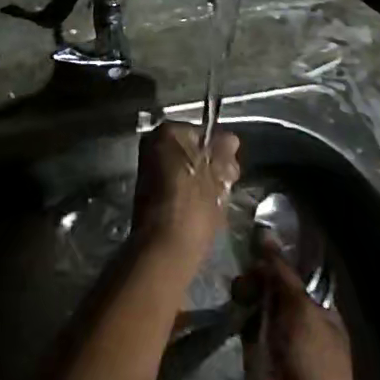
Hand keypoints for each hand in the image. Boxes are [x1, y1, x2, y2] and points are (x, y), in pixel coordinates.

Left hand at [131, 120, 239, 262]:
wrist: (164, 247)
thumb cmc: (193, 206)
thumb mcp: (217, 176)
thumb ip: (223, 152)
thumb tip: (230, 137)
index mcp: (167, 132)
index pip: (203, 134)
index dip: (221, 153)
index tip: (231, 173)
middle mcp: (152, 143)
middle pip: (192, 151)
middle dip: (211, 167)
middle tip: (226, 189)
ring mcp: (147, 166)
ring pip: (185, 168)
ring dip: (202, 182)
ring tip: (215, 203)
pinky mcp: (147, 189)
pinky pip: (176, 184)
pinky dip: (189, 193)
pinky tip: (202, 211)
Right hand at [243, 247, 354, 379]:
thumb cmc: (314, 358)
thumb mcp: (302, 309)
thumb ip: (283, 272)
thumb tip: (266, 232)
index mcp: (321, 309)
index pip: (297, 273)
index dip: (278, 258)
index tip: (256, 242)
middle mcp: (301, 318)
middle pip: (274, 284)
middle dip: (259, 275)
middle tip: (247, 272)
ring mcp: (280, 333)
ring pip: (258, 300)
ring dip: (247, 291)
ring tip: (239, 291)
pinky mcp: (260, 346)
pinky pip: (247, 320)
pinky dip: (240, 311)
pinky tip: (235, 303)